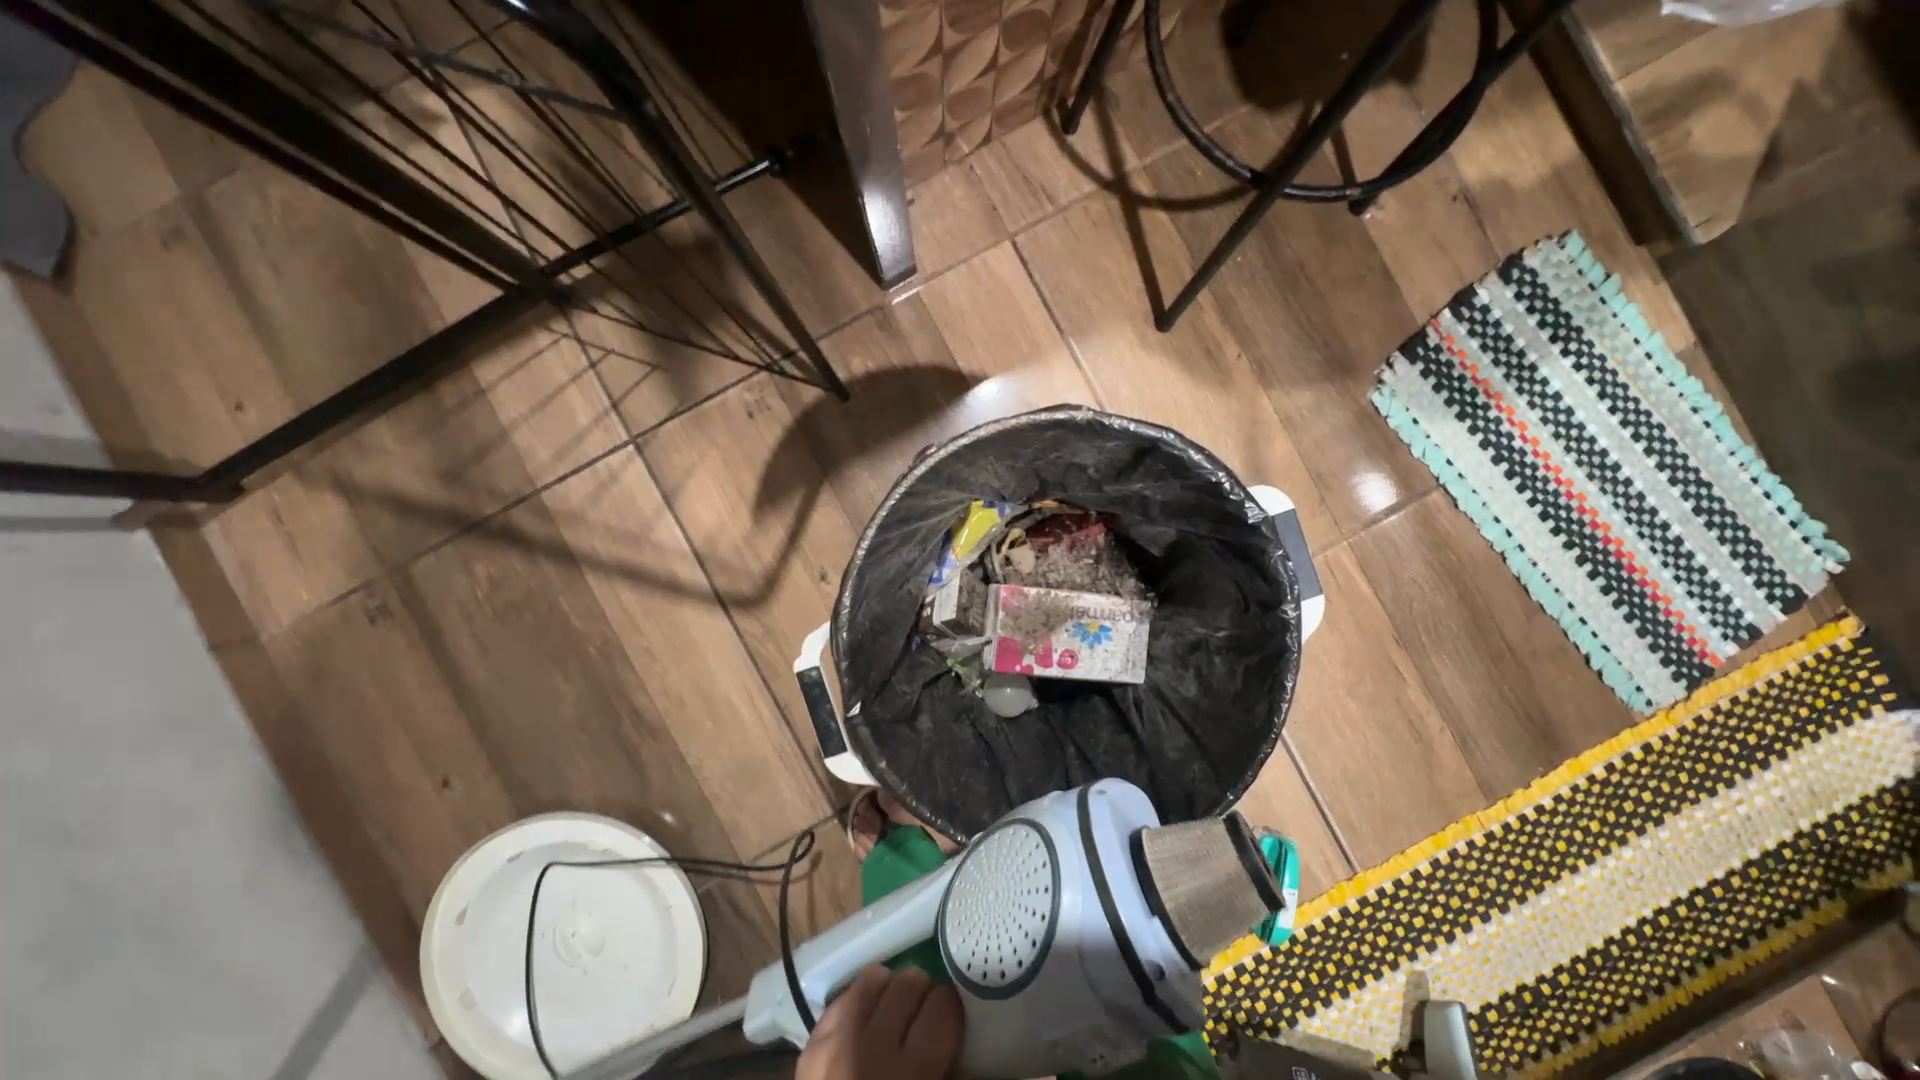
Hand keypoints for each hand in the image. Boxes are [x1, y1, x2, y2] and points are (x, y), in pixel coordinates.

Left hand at [797, 967, 963, 1079]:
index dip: (949, 1007)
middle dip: (921, 992)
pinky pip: (842, 1000)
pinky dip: (857, 1001)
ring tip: (893, 1005)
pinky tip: (865, 1013)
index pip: (943, 1009)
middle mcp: (874, 1049)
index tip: (946, 1017)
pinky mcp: (810, 1045)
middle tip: (921, 1010)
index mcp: (913, 1074)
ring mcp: (837, 1042)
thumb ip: (945, 1071)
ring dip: (889, 989)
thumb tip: (954, 1037)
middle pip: (909, 985)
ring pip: (873, 981)